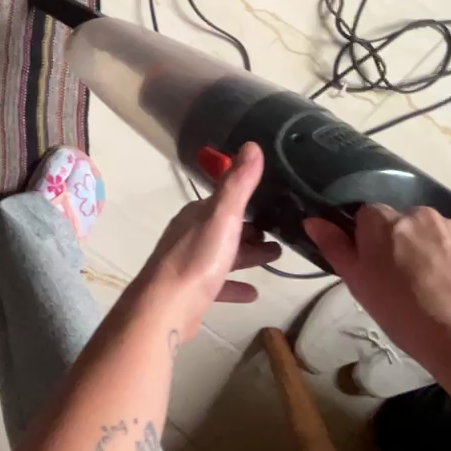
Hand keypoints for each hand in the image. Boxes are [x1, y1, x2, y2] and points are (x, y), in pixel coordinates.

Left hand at [135, 142, 280, 343]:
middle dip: (252, 231)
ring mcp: (191, 263)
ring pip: (224, 255)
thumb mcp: (222, 216)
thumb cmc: (198, 258)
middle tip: (282, 236)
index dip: (248, 203)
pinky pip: (219, 284)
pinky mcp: (193, 290)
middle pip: (226, 229)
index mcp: (197, 215)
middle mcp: (191, 234)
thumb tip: (251, 145)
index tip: (275, 205)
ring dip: (247, 255)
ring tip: (276, 259)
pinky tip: (253, 293)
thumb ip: (237, 184)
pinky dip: (235, 285)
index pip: (225, 203)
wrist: (168, 305)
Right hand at [305, 205, 450, 375]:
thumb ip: (335, 247)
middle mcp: (422, 216)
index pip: (367, 216)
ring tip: (442, 293)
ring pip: (440, 236)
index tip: (376, 266)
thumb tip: (314, 221)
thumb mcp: (359, 285)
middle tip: (408, 282)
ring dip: (436, 254)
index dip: (369, 240)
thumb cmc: (408, 316)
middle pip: (406, 224)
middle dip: (405, 244)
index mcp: (384, 221)